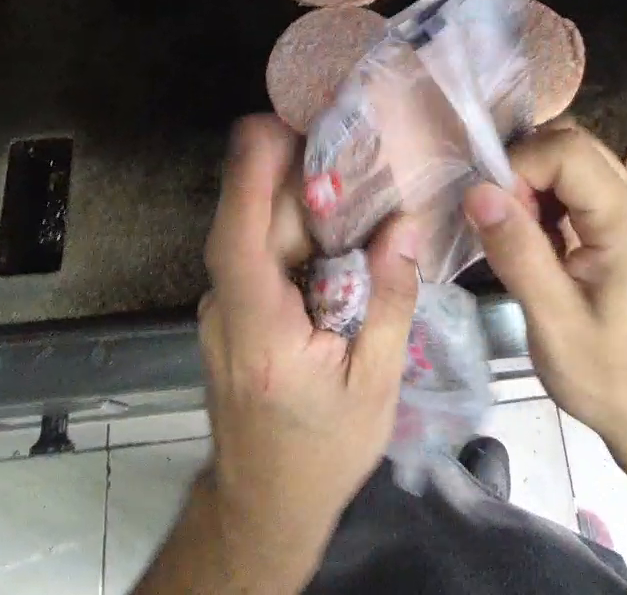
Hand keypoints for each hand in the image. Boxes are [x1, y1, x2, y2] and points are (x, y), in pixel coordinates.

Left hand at [194, 116, 421, 585]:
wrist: (264, 503)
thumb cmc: (322, 451)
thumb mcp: (374, 385)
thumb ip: (389, 302)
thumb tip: (404, 226)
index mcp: (259, 331)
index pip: (240, 238)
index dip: (250, 175)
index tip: (273, 123)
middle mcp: (226, 311)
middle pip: (247, 224)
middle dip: (286, 171)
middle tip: (338, 130)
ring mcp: (222, 312)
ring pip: (252, 235)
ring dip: (291, 197)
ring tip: (344, 163)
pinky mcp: (231, 314)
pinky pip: (259, 255)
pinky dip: (291, 229)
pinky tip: (333, 221)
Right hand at [462, 121, 626, 476]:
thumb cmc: (607, 377)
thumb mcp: (552, 320)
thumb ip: (517, 250)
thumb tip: (476, 190)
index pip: (568, 150)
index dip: (519, 166)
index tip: (492, 211)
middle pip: (575, 145)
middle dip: (525, 169)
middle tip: (500, 219)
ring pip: (577, 161)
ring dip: (536, 183)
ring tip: (515, 232)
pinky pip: (583, 187)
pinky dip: (550, 198)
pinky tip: (536, 239)